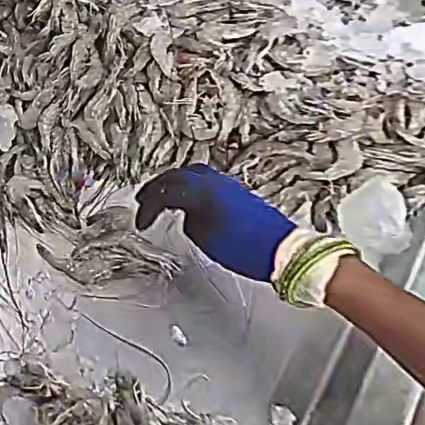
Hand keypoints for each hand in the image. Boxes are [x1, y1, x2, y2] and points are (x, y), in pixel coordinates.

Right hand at [134, 164, 293, 280]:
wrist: (283, 250)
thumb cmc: (247, 248)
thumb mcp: (206, 239)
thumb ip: (190, 221)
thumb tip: (187, 216)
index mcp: (200, 192)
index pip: (164, 194)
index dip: (148, 208)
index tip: (142, 221)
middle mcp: (212, 181)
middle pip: (174, 177)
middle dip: (155, 189)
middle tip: (144, 201)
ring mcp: (225, 183)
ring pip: (189, 173)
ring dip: (172, 183)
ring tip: (162, 195)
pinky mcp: (235, 189)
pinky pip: (204, 178)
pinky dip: (188, 184)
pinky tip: (188, 196)